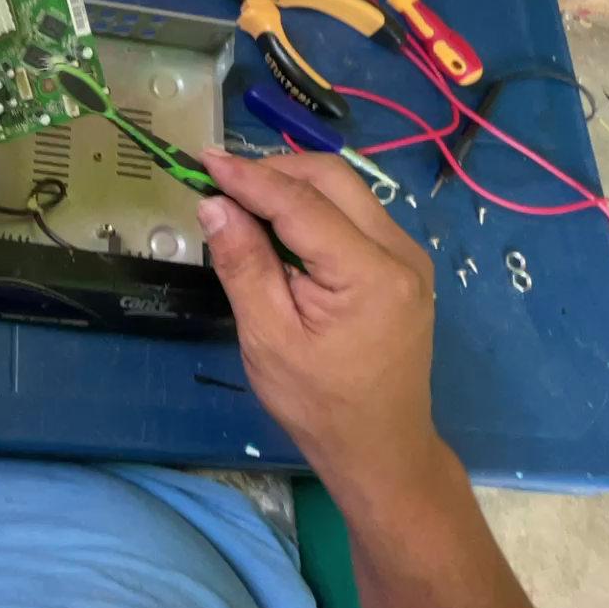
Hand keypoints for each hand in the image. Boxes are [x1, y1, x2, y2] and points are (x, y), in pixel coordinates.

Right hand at [194, 152, 440, 489]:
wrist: (379, 447)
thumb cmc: (317, 401)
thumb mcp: (266, 337)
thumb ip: (243, 264)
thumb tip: (213, 205)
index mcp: (369, 274)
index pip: (301, 204)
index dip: (248, 177)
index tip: (203, 160)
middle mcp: (399, 252)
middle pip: (332, 178)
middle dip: (271, 170)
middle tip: (219, 182)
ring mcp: (405, 255)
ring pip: (343, 189)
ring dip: (288, 184)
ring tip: (239, 199)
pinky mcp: (398, 264)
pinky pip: (350, 212)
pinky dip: (306, 206)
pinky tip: (273, 224)